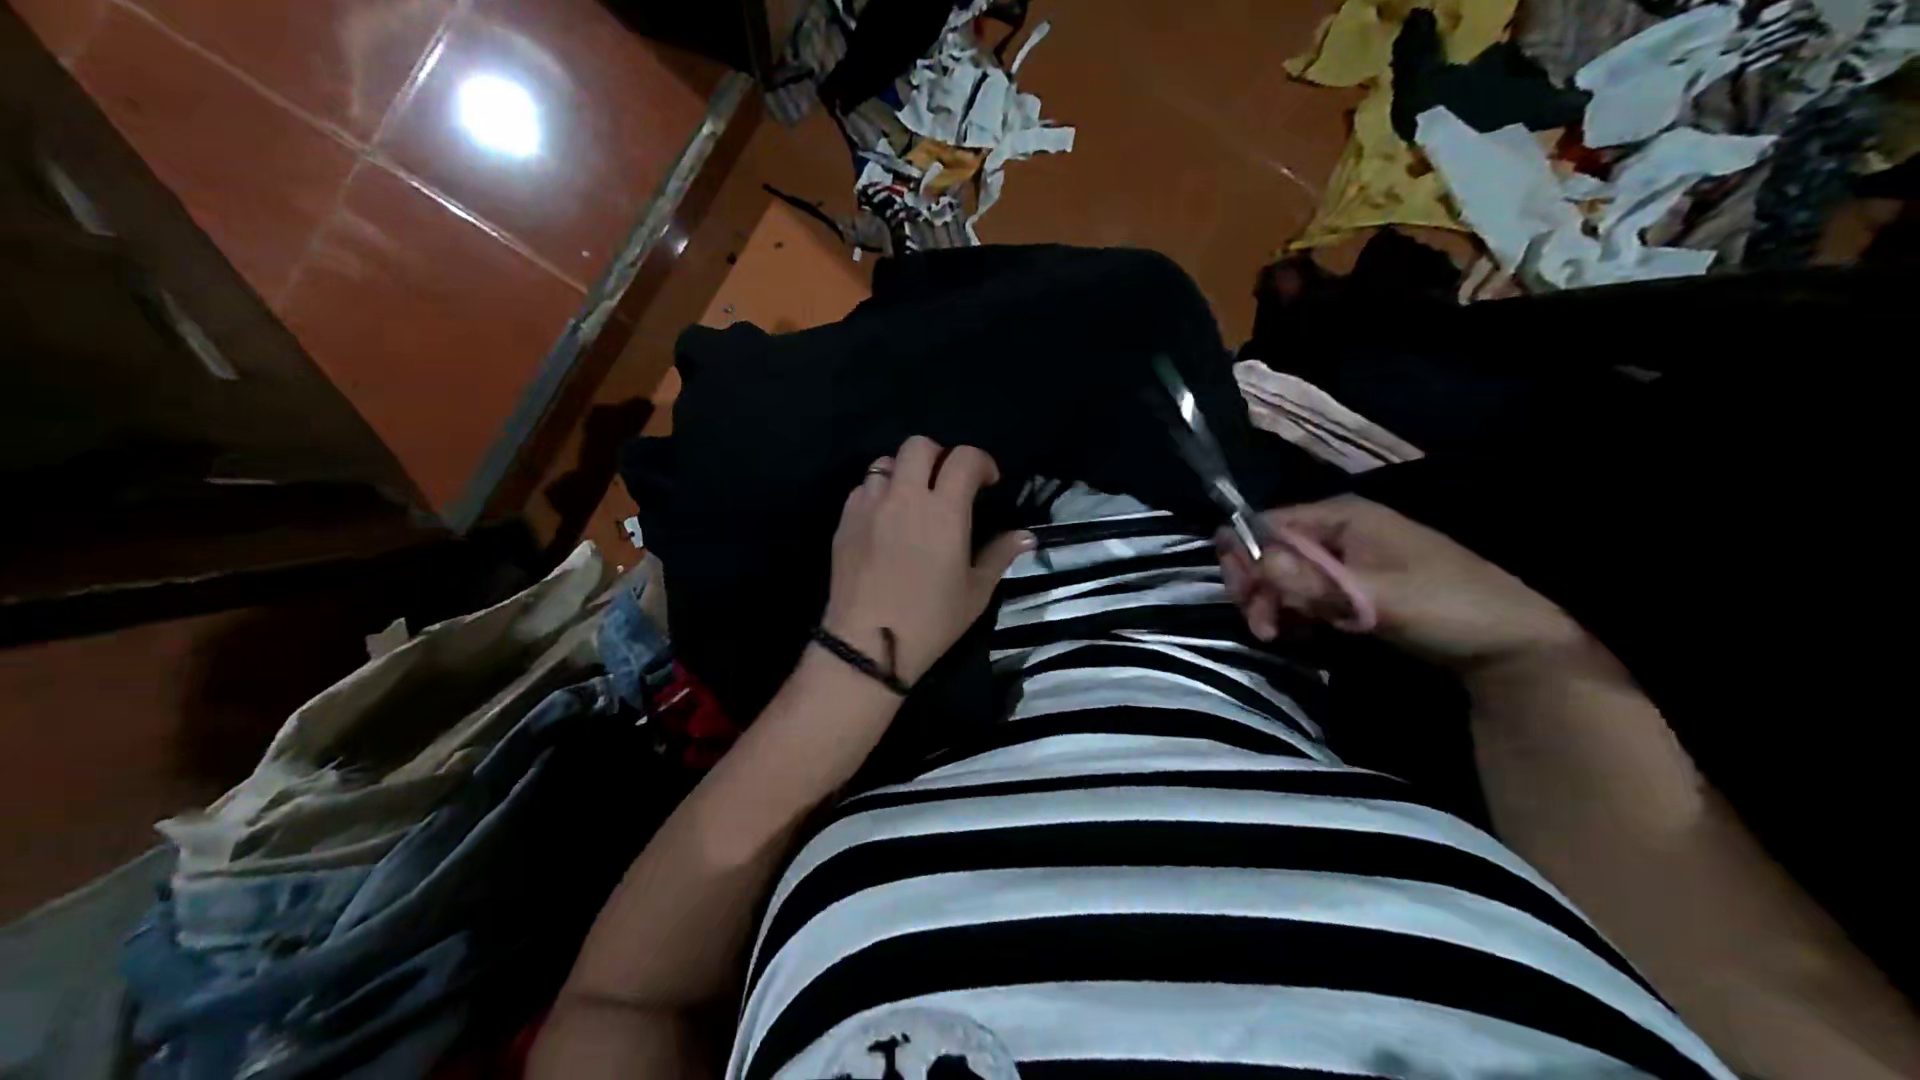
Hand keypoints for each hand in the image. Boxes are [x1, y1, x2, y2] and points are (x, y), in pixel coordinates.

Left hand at [820, 436, 1033, 685]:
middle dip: (940, 456)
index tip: (987, 483)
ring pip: (886, 463)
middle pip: (919, 445)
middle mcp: (904, 497)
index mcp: (943, 511)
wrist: (868, 643)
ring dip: (905, 473)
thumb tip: (1026, 536)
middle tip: (948, 484)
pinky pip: (863, 488)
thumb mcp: (976, 592)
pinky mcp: (845, 520)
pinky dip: (879, 494)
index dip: (981, 462)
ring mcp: (869, 506)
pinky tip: (886, 521)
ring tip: (913, 501)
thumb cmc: (931, 620)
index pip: (963, 458)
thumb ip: (1000, 555)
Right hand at [1217, 495, 1587, 671]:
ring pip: (1282, 574)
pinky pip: (1303, 591)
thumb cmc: (1447, 608)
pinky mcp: (1350, 585)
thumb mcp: (1378, 597)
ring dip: (1272, 603)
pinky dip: (1292, 611)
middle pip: (1269, 549)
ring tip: (1279, 635)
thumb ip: (1315, 581)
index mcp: (1341, 515)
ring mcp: (1343, 557)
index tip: (1246, 599)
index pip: (1266, 523)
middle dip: (1257, 587)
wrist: (1510, 644)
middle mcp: (1335, 529)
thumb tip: (1258, 562)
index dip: (1246, 557)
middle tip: (1263, 628)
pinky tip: (1297, 632)